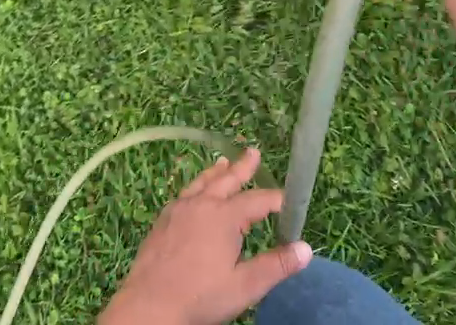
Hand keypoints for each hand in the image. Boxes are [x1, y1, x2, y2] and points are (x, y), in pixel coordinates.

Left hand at [98, 148, 312, 324]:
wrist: (150, 303)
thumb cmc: (200, 296)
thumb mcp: (244, 287)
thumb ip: (275, 266)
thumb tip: (306, 248)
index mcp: (224, 217)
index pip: (257, 201)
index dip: (275, 200)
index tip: (289, 200)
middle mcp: (201, 204)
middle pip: (227, 180)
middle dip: (243, 167)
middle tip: (253, 151)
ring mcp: (179, 208)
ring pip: (202, 182)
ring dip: (217, 172)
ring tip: (224, 162)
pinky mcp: (164, 218)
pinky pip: (186, 192)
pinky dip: (197, 185)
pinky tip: (196, 192)